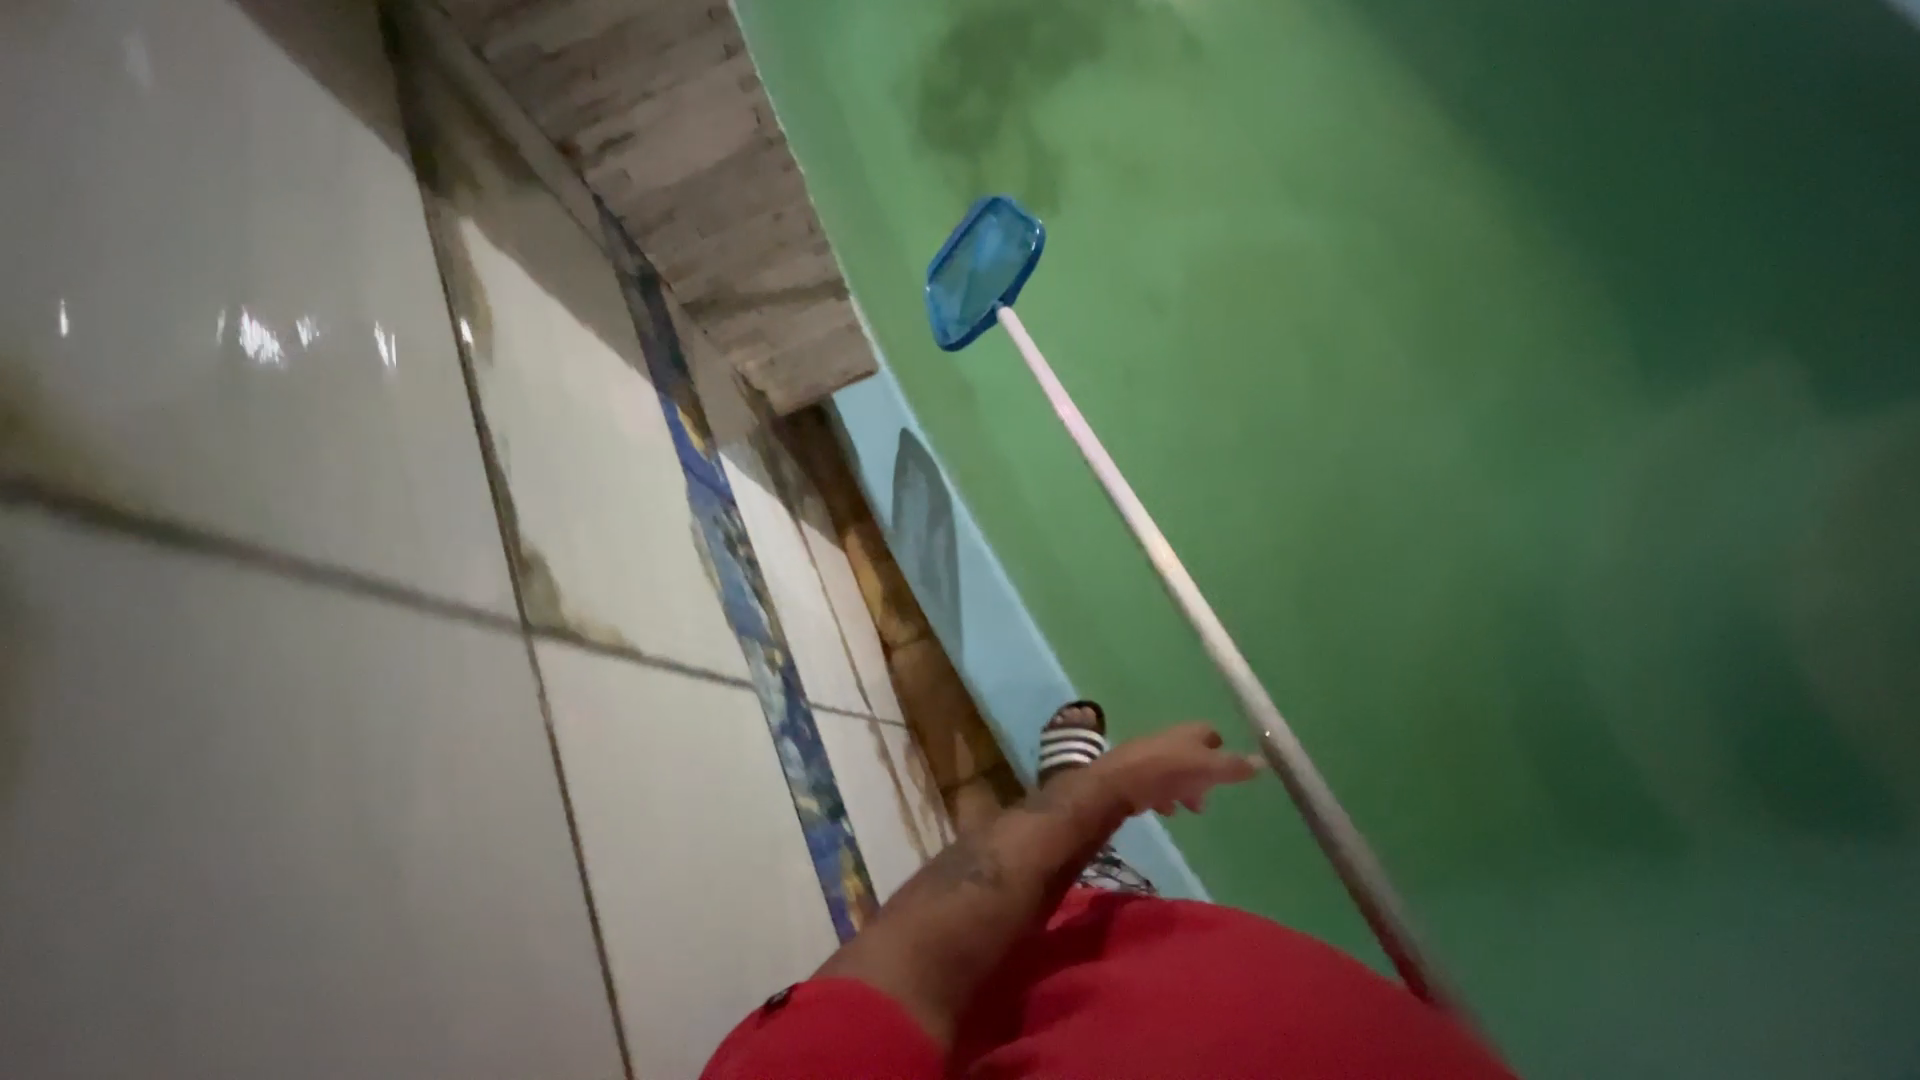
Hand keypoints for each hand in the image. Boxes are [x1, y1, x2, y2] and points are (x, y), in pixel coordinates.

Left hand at [1091, 723, 1259, 816]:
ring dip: (1184, 787)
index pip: (1209, 733)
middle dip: (1203, 772)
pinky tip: (1167, 810)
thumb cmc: (1170, 772)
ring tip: (1192, 808)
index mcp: (1188, 734)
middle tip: (1211, 792)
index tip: (1229, 764)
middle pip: (1191, 753)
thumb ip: (1235, 767)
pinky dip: (1163, 795)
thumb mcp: (1209, 769)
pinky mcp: (1133, 774)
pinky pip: (1154, 784)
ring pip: (1173, 770)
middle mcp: (1168, 740)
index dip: (1220, 747)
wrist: (1120, 781)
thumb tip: (1264, 761)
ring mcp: (1148, 756)